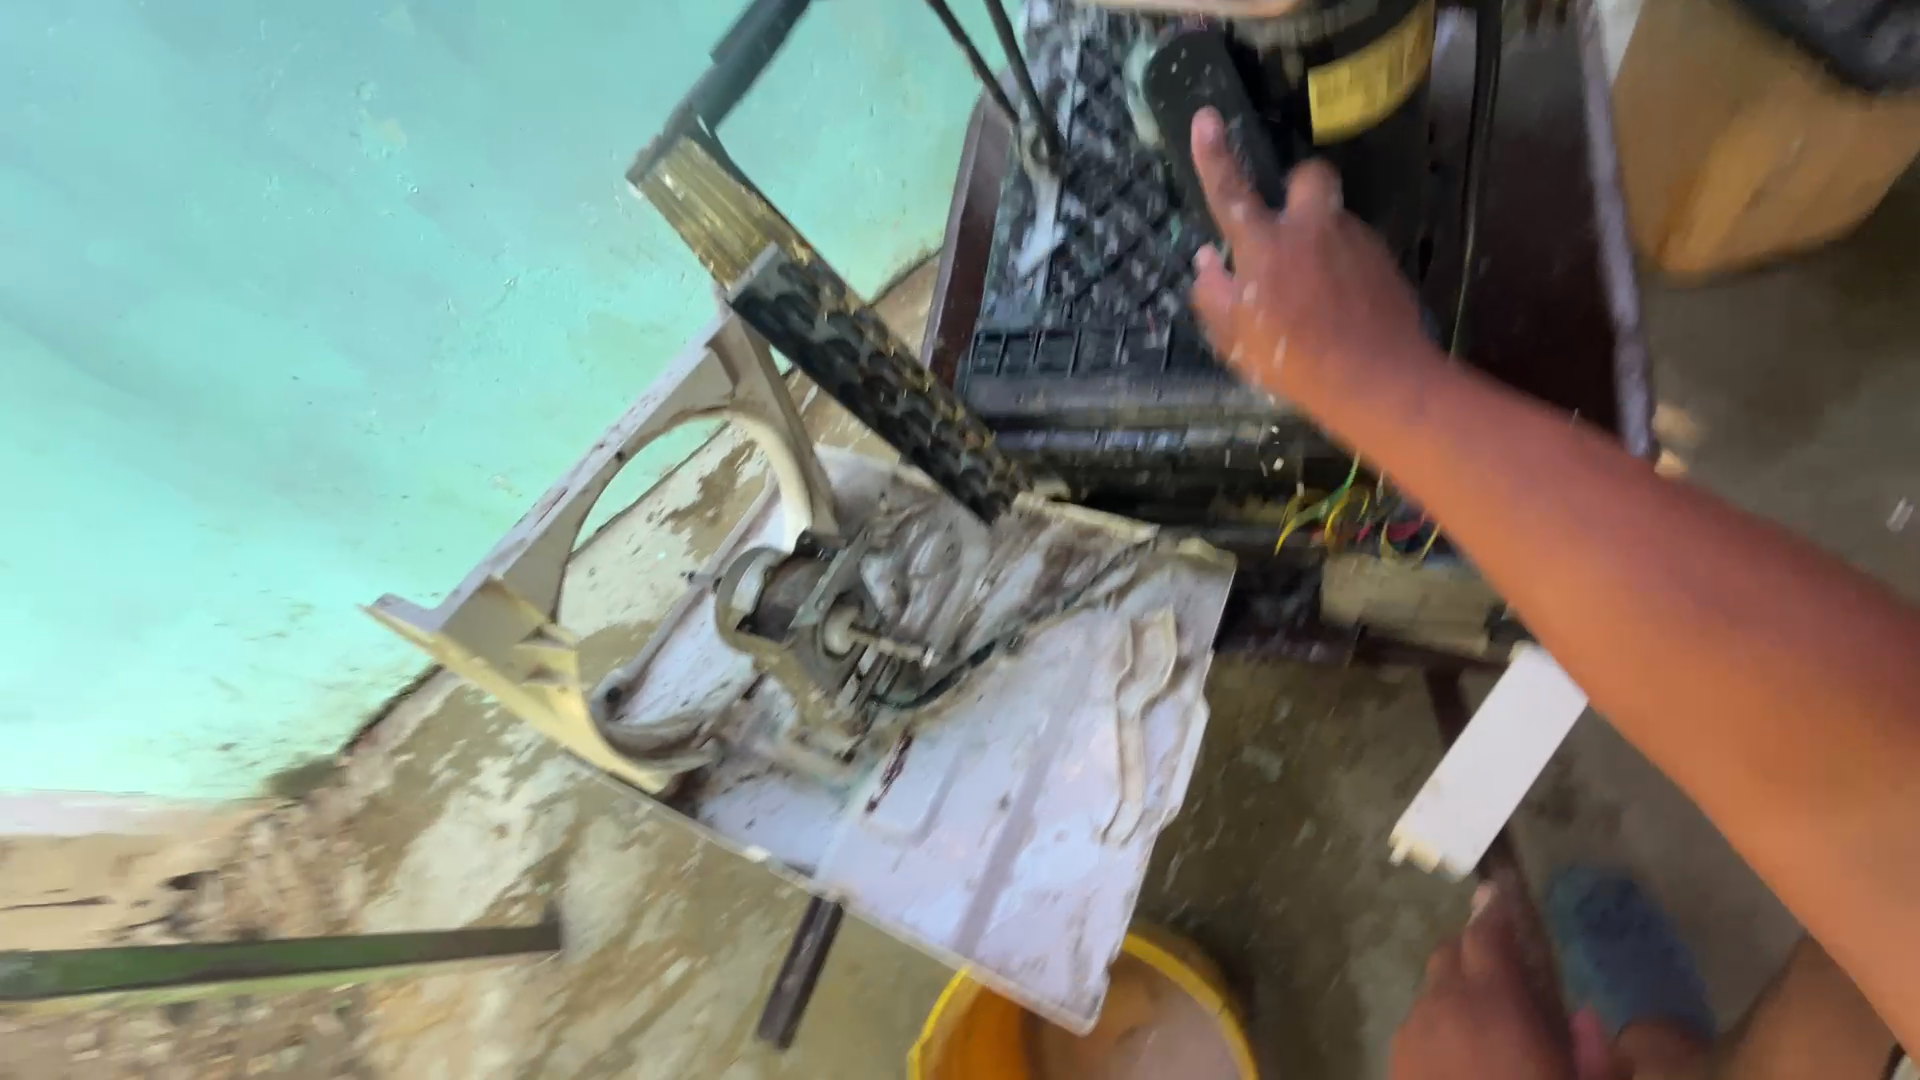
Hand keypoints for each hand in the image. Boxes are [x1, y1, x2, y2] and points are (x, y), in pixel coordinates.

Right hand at [1187, 108, 1437, 404]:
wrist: (1373, 376)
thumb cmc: (1290, 360)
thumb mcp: (1233, 339)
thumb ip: (1213, 295)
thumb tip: (1206, 261)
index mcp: (1265, 247)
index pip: (1230, 193)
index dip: (1213, 157)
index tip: (1205, 118)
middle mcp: (1311, 230)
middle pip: (1308, 177)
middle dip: (1295, 189)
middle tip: (1287, 226)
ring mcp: (1353, 239)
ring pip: (1330, 219)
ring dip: (1316, 240)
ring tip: (1310, 293)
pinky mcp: (1381, 257)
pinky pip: (1352, 248)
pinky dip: (1339, 266)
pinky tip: (1335, 305)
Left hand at [1391, 885, 1619, 1079]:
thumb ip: (1593, 1059)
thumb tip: (1583, 1020)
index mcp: (1493, 1008)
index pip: (1487, 938)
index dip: (1496, 915)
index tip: (1504, 895)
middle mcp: (1443, 1006)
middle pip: (1453, 955)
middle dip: (1479, 953)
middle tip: (1511, 970)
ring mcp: (1413, 1030)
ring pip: (1435, 990)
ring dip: (1461, 992)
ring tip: (1496, 1026)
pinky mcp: (1396, 1057)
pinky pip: (1421, 1022)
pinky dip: (1443, 1022)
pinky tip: (1469, 1057)